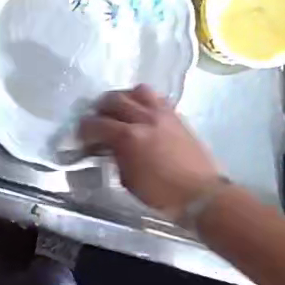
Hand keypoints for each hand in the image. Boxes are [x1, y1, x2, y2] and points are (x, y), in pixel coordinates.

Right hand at [80, 86, 224, 214]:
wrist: (201, 194)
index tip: (83, 137)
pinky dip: (145, 101)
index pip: (96, 123)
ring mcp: (163, 115)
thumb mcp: (127, 179)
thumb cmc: (160, 193)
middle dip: (100, 109)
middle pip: (114, 99)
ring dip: (124, 98)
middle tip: (98, 120)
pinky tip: (142, 113)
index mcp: (128, 137)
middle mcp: (144, 119)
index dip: (84, 129)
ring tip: (121, 110)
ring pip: (137, 91)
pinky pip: (157, 98)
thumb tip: (108, 147)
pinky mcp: (177, 117)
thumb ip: (115, 156)